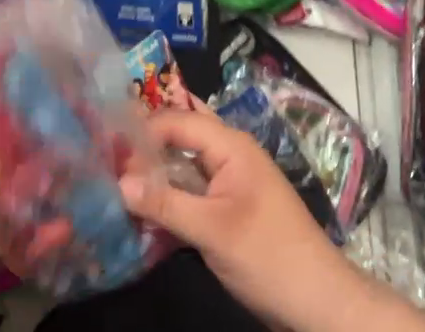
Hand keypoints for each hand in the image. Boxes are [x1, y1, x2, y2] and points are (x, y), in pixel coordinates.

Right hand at [118, 110, 337, 319]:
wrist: (321, 306)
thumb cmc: (270, 258)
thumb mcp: (212, 231)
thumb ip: (164, 203)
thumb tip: (117, 181)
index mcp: (231, 145)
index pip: (175, 119)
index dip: (140, 129)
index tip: (104, 145)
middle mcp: (229, 153)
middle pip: (179, 132)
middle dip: (144, 139)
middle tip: (103, 146)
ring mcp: (229, 180)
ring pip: (182, 160)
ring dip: (153, 167)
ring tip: (112, 171)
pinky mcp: (226, 206)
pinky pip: (189, 186)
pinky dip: (166, 190)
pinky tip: (139, 201)